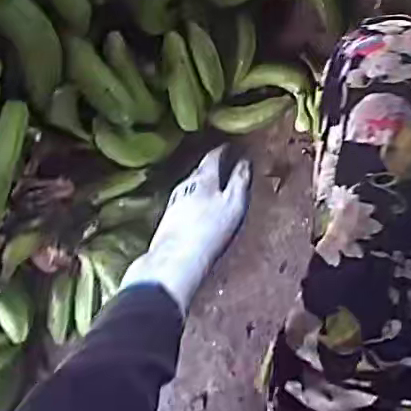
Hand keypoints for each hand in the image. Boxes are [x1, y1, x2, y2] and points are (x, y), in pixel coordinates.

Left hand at [118, 146, 252, 313]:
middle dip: (210, 168)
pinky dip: (192, 202)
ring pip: (189, 188)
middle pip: (199, 171)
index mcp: (203, 178)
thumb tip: (244, 162)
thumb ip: (240, 180)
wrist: (173, 263)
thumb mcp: (233, 204)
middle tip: (222, 165)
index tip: (228, 147)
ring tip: (211, 188)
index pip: (212, 157)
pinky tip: (195, 212)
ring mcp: (173, 204)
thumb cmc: (207, 232)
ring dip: (200, 185)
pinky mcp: (166, 222)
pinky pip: (182, 204)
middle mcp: (185, 186)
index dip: (222, 150)